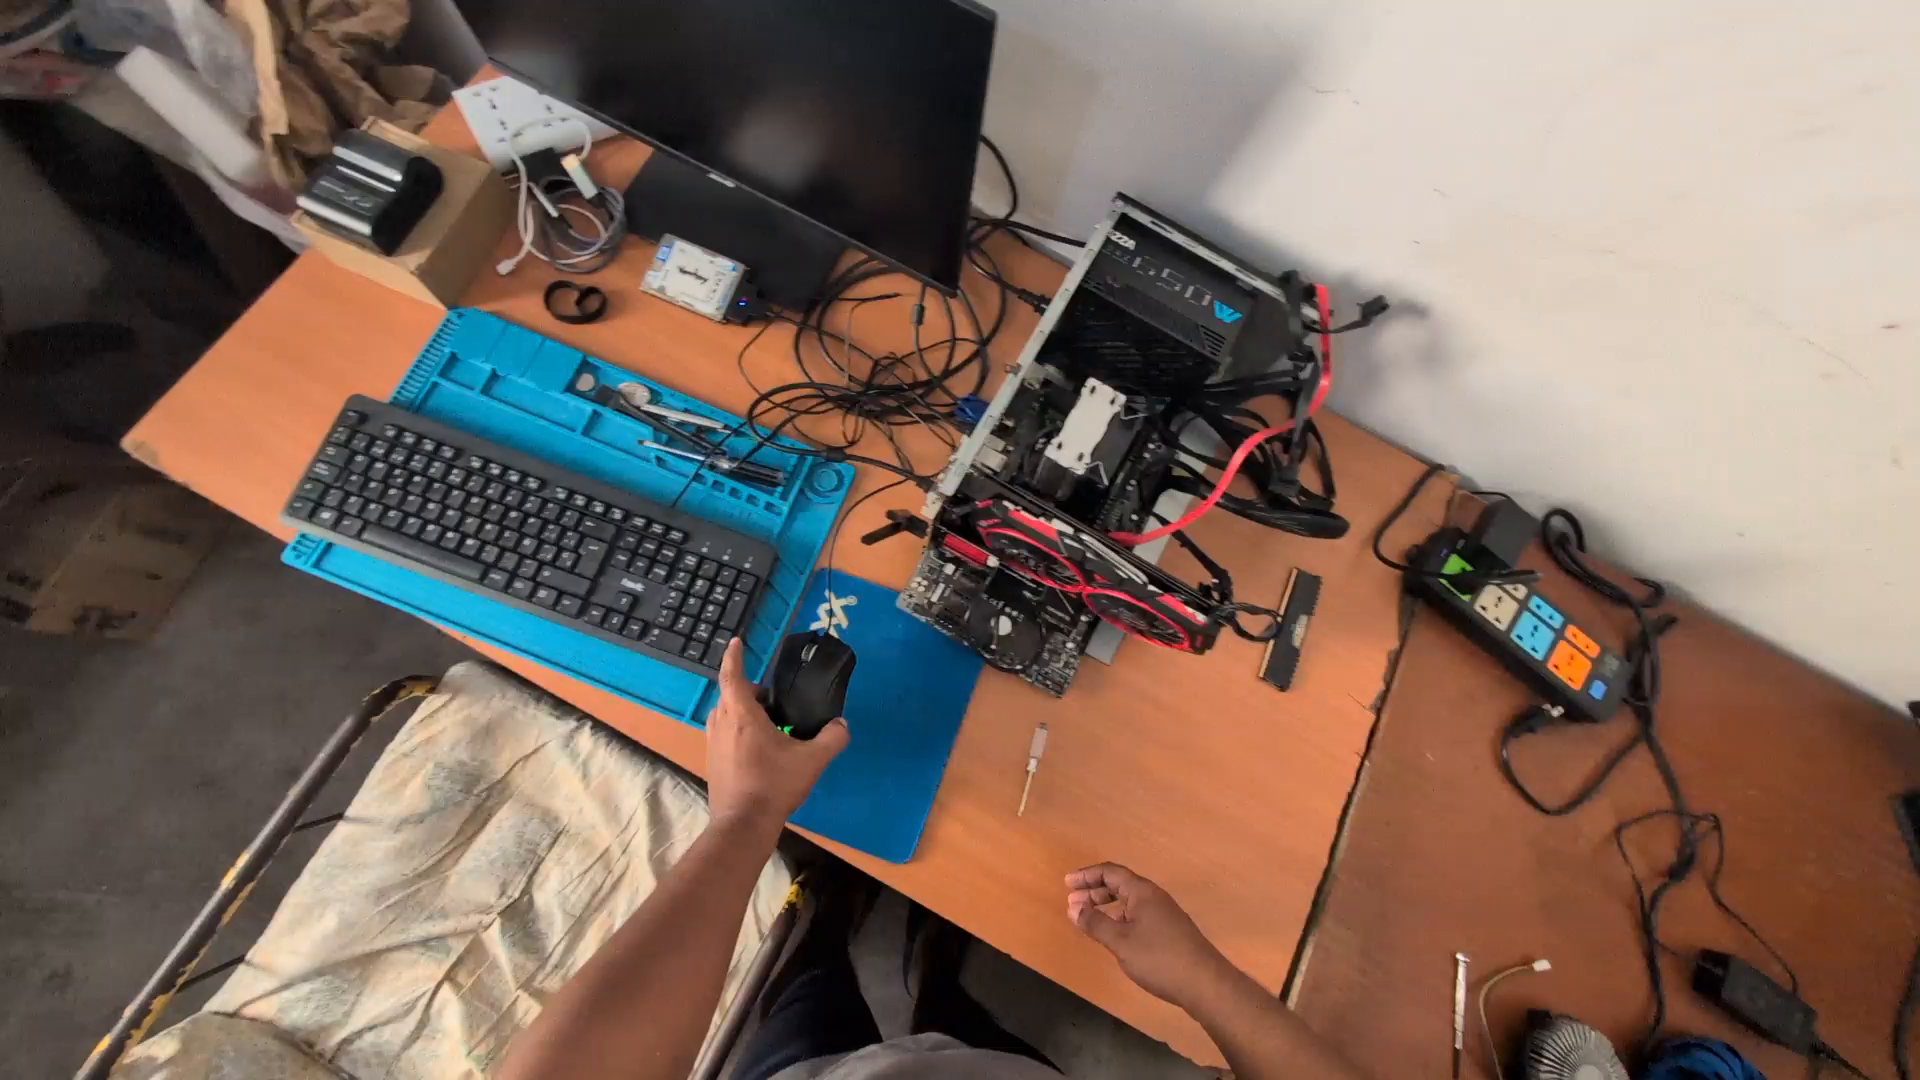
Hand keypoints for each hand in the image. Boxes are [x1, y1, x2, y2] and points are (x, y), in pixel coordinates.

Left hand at [706, 638, 848, 832]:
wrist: (742, 826)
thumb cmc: (774, 785)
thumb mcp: (812, 760)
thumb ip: (832, 738)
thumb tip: (841, 725)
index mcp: (742, 715)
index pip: (733, 676)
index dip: (734, 657)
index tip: (737, 642)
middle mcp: (722, 724)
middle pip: (730, 695)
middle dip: (750, 691)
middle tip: (774, 700)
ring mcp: (713, 744)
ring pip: (725, 715)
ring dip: (742, 711)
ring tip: (769, 723)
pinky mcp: (713, 762)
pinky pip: (723, 734)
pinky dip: (738, 730)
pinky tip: (760, 749)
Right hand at [1066, 863, 1232, 1008]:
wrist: (1205, 984)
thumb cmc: (1159, 958)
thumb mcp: (1121, 942)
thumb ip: (1095, 923)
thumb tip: (1074, 908)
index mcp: (1141, 891)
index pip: (1110, 872)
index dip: (1087, 875)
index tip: (1067, 884)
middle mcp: (1153, 896)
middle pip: (1119, 884)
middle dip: (1094, 891)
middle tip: (1073, 903)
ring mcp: (1164, 914)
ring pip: (1129, 901)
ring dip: (1106, 906)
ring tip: (1089, 919)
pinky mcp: (1170, 931)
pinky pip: (1137, 915)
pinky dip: (1120, 918)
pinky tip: (1115, 935)